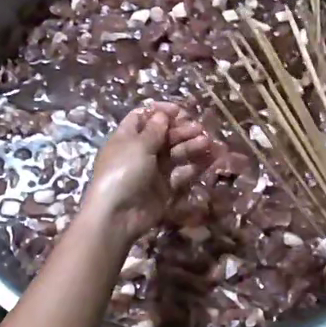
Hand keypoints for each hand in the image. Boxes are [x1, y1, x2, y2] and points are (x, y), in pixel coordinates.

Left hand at [81, 102, 215, 240]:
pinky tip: (208, 158)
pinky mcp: (163, 188)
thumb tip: (162, 115)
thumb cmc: (123, 173)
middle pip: (162, 135)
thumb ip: (153, 130)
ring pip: (174, 152)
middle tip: (198, 129)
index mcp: (125, 138)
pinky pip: (181, 172)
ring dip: (190, 145)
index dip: (160, 112)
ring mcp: (151, 171)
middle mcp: (139, 152)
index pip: (142, 118)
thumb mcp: (137, 146)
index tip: (179, 111)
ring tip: (206, 142)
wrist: (118, 215)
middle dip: (181, 129)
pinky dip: (194, 165)